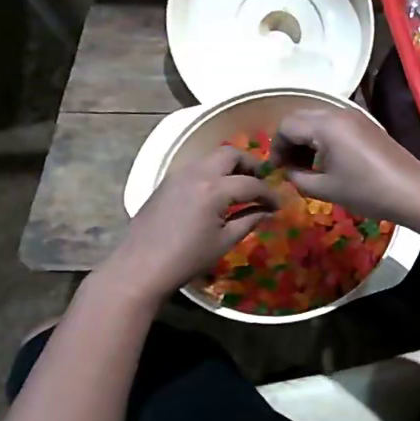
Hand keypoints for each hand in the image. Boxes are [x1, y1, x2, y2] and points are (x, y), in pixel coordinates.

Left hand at [103, 146, 278, 299]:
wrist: (141, 266)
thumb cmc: (188, 258)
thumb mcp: (225, 241)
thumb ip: (250, 220)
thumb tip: (268, 211)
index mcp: (214, 189)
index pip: (251, 183)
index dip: (269, 193)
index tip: (278, 204)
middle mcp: (197, 173)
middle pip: (230, 154)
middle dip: (250, 165)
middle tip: (261, 182)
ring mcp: (178, 175)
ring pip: (211, 158)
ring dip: (230, 167)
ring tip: (240, 187)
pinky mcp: (166, 182)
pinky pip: (196, 168)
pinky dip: (212, 173)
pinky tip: (216, 194)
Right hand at [276, 108, 419, 222]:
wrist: (412, 191)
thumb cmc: (367, 191)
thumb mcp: (326, 189)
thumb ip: (298, 178)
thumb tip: (288, 172)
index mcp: (325, 125)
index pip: (287, 126)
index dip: (277, 148)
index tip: (276, 170)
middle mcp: (338, 113)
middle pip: (300, 118)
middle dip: (290, 141)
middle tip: (289, 167)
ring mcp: (355, 117)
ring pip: (318, 120)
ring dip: (306, 139)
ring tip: (307, 167)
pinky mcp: (367, 125)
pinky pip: (335, 125)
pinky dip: (323, 138)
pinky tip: (327, 162)